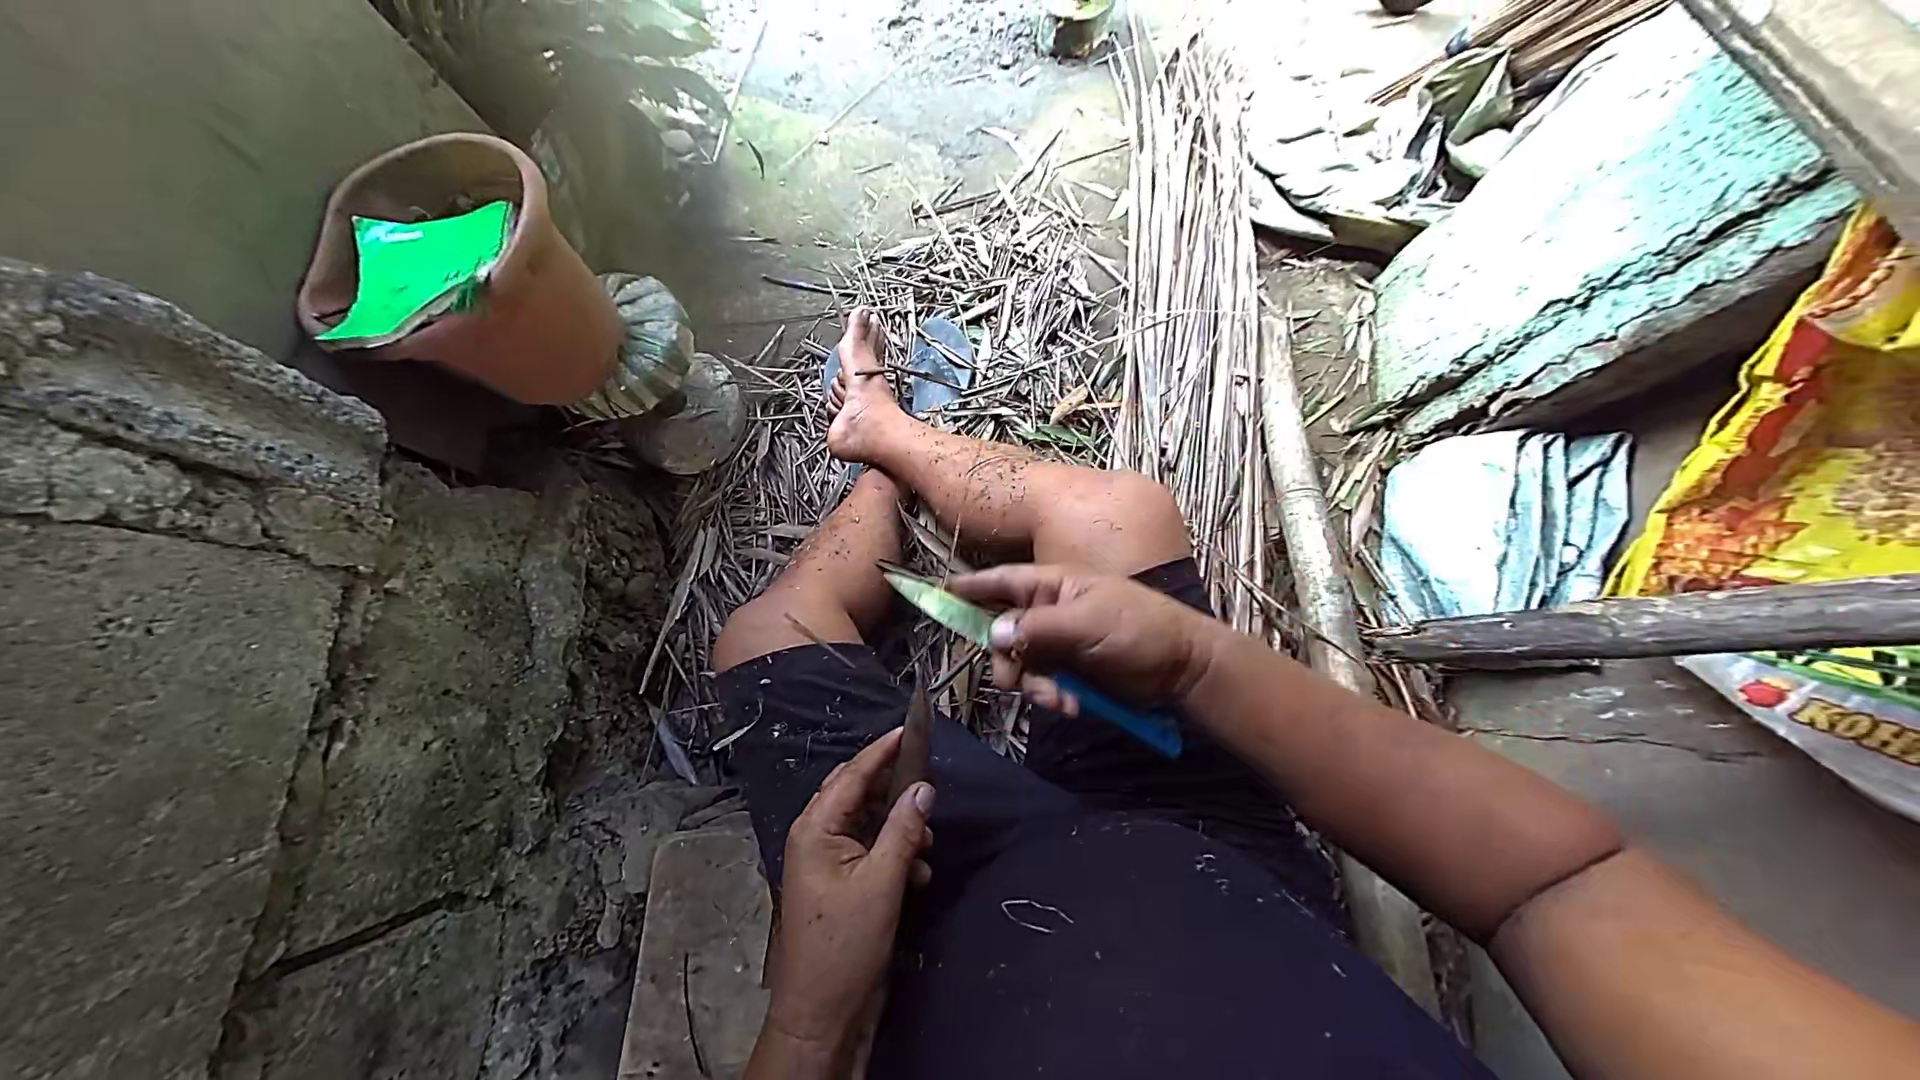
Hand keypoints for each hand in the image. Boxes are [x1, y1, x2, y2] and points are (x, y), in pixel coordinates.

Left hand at [764, 728, 935, 1053]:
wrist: (821, 1011)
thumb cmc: (845, 944)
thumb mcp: (882, 882)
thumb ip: (904, 829)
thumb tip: (924, 787)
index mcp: (815, 827)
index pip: (853, 774)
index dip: (883, 750)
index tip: (909, 730)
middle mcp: (815, 833)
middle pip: (859, 792)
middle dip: (894, 788)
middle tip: (927, 782)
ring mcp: (825, 856)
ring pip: (867, 819)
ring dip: (899, 825)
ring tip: (926, 840)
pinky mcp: (837, 876)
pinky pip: (869, 846)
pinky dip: (894, 850)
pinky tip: (916, 869)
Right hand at [947, 564, 1222, 715]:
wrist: (1180, 666)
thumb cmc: (1137, 627)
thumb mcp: (1087, 621)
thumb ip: (1038, 627)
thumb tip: (994, 633)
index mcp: (1052, 585)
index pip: (1001, 581)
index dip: (969, 586)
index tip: (938, 594)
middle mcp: (1048, 611)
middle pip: (1002, 632)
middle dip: (1008, 661)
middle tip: (1016, 681)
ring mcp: (1057, 642)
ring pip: (1019, 664)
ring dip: (1032, 686)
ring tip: (1060, 700)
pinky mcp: (1068, 670)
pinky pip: (1041, 683)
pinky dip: (1050, 697)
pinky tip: (1071, 705)